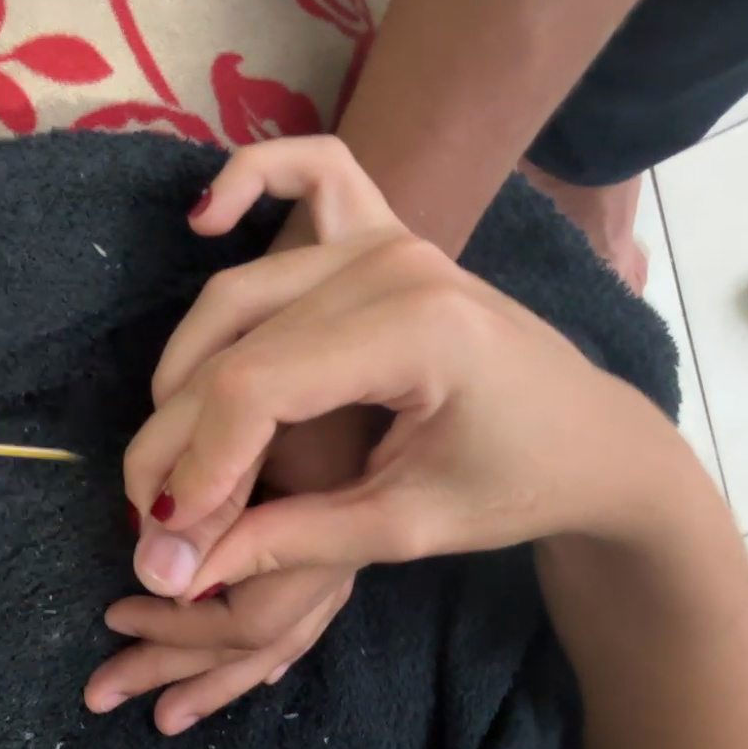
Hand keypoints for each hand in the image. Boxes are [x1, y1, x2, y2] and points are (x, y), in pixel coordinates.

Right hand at [123, 215, 697, 599]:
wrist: (595, 442)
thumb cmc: (516, 488)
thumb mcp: (400, 531)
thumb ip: (281, 545)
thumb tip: (174, 573)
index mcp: (418, 331)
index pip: (255, 388)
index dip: (195, 463)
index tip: (169, 535)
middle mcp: (393, 264)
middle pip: (231, 348)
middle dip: (174, 440)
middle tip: (152, 513)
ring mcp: (387, 239)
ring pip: (235, 296)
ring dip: (182, 371)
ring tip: (169, 446)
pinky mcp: (383, 234)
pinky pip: (312, 175)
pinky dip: (252, 180)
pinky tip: (202, 218)